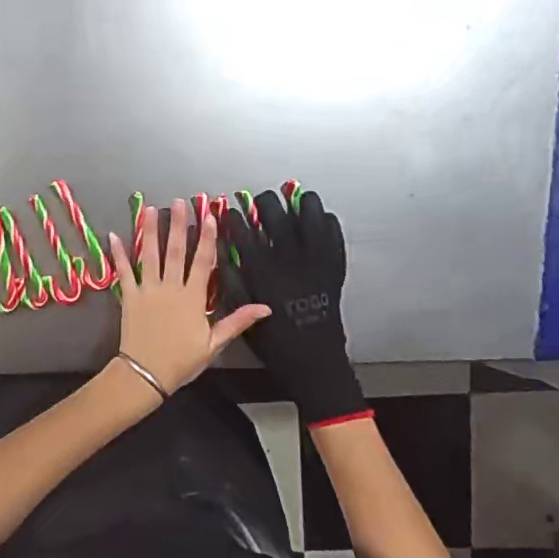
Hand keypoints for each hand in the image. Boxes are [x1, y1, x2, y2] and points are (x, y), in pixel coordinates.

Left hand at [107, 198, 270, 394]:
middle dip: (179, 225)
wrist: (146, 373)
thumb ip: (237, 322)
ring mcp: (147, 290)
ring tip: (150, 209)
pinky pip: (123, 272)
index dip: (207, 238)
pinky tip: (114, 236)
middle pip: (176, 251)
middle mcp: (170, 288)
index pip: (202, 262)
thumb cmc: (181, 361)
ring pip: (149, 255)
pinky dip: (119, 254)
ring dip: (149, 231)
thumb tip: (265, 308)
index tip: (209, 216)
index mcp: (192, 298)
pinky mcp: (129, 297)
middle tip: (179, 202)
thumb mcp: (213, 344)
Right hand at [220, 188, 366, 425]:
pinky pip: (332, 233)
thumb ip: (233, 280)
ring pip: (310, 216)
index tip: (231, 212)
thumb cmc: (273, 339)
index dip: (236, 219)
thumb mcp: (243, 311)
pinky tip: (317, 220)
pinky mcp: (334, 265)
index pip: (245, 232)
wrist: (313, 356)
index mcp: (263, 271)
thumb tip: (224, 253)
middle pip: (276, 215)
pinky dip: (325, 221)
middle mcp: (289, 259)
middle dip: (265, 203)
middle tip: (260, 201)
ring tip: (294, 201)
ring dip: (300, 204)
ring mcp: (316, 260)